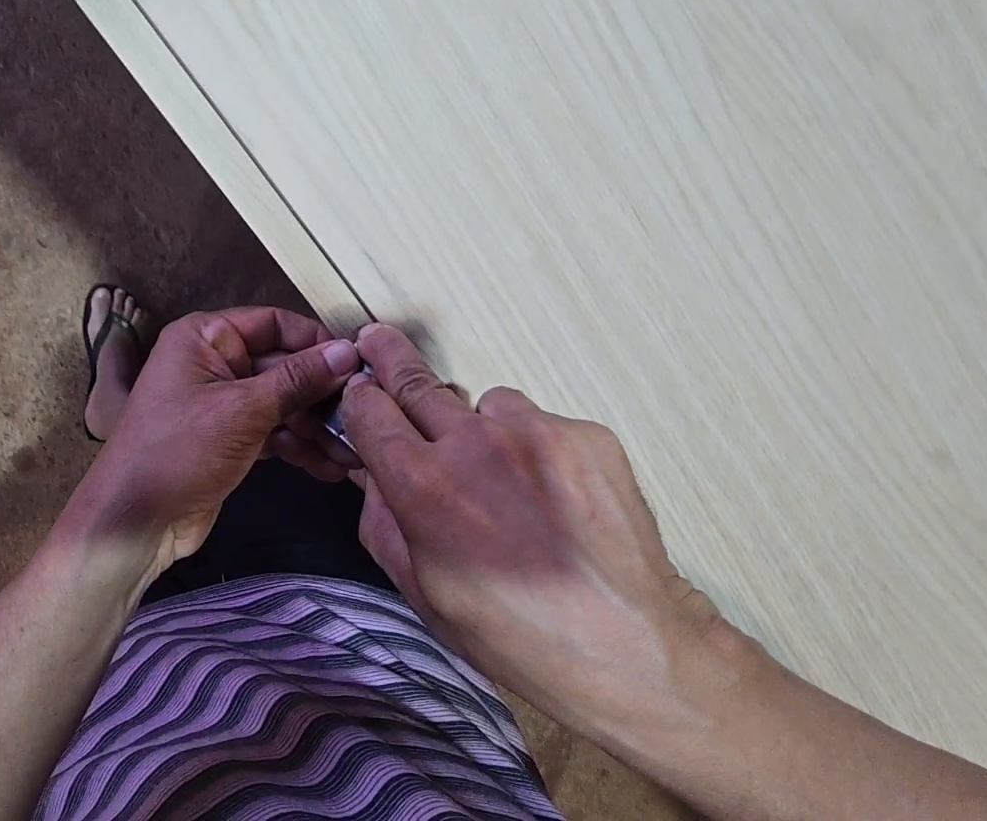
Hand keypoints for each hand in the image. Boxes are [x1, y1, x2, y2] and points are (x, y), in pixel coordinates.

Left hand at [69, 307, 361, 570]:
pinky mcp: (231, 439)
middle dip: (321, 394)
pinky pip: (274, 432)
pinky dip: (299, 447)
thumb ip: (298, 380)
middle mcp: (214, 362)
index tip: (357, 364)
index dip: (315, 342)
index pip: (272, 323)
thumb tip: (347, 351)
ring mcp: (223, 403)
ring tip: (354, 452)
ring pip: (282, 403)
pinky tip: (331, 467)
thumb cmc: (179, 450)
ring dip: (316, 427)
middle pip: (283, 366)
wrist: (134, 522)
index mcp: (205, 337)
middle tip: (364, 415)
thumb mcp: (243, 410)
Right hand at [340, 323, 736, 745]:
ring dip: (477, 426)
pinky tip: (549, 493)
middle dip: (390, 357)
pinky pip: (538, 422)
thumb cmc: (513, 635)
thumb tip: (371, 475)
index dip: (359, 401)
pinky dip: (532, 446)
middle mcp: (472, 444)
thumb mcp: (421, 593)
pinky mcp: (584, 434)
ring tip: (502, 478)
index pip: (370, 410)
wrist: (627, 649)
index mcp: (422, 486)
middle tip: (378, 337)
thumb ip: (382, 523)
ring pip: (483, 404)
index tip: (360, 392)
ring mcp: (534, 432)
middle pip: (416, 380)